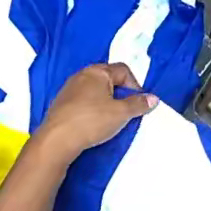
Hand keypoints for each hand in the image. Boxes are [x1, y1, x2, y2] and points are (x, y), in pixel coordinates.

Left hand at [31, 63, 156, 163]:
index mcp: (97, 72)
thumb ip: (139, 104)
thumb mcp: (122, 113)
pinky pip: (83, 99)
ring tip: (111, 117)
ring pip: (95, 89)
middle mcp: (81, 75)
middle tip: (126, 109)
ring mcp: (68, 89)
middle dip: (121, 92)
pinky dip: (92, 107)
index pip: (123, 70)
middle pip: (109, 78)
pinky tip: (94, 121)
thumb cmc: (92, 121)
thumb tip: (153, 98)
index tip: (138, 103)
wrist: (57, 140)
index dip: (135, 85)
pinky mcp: (61, 103)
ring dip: (106, 100)